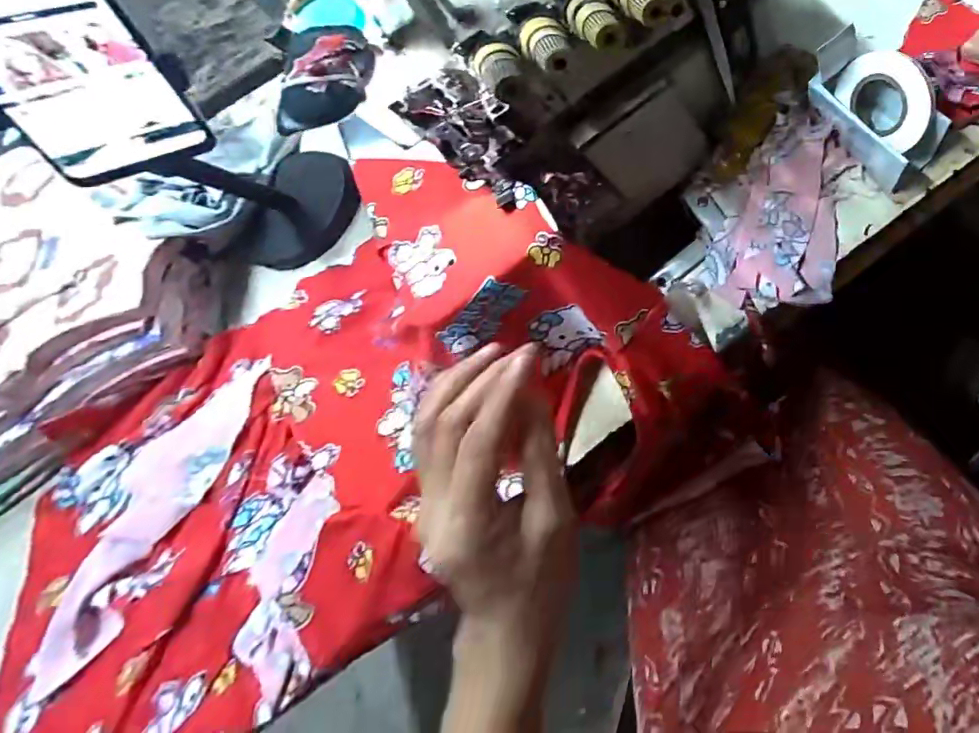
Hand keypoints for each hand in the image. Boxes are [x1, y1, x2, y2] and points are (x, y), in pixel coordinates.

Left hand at [414, 342, 577, 731]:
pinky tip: (474, 379)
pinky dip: (449, 401)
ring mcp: (423, 503)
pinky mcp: (427, 496)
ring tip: (492, 353)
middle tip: (518, 350)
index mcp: (468, 522)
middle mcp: (432, 509)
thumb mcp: (555, 517)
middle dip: (480, 378)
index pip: (476, 440)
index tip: (531, 355)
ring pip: (424, 427)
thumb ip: (539, 453)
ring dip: (456, 383)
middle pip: (441, 427)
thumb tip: (532, 393)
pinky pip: (428, 438)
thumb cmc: (542, 579)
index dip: (503, 391)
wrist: (504, 629)